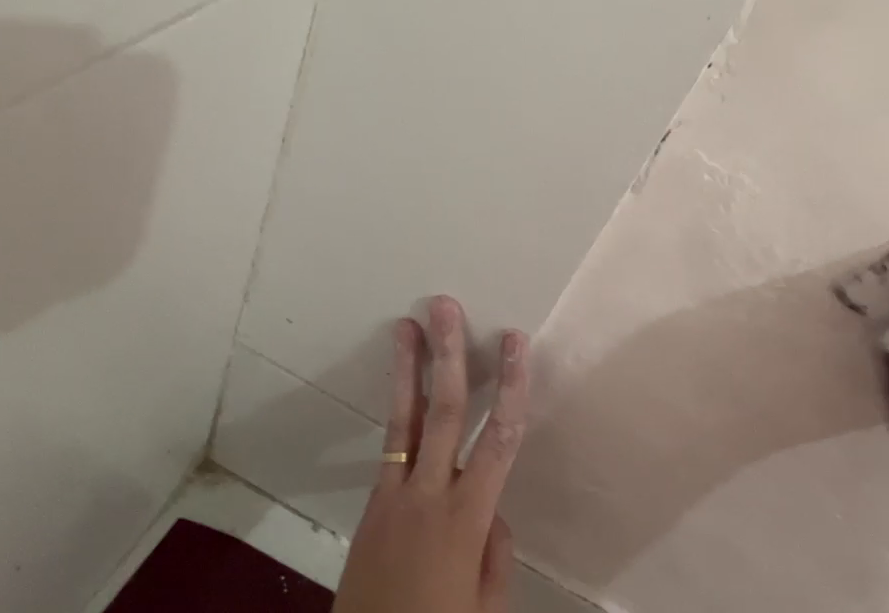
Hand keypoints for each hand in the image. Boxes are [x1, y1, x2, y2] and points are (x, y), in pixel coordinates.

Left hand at [333, 296, 530, 612]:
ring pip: (406, 420)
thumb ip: (495, 553)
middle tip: (445, 306)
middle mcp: (429, 494)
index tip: (515, 340)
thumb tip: (493, 511)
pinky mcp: (372, 507)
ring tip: (407, 326)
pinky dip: (399, 412)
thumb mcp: (486, 605)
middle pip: (445, 411)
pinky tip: (404, 392)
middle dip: (449, 355)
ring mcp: (394, 497)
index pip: (499, 438)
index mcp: (467, 517)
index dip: (511, 385)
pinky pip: (391, 448)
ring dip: (410, 369)